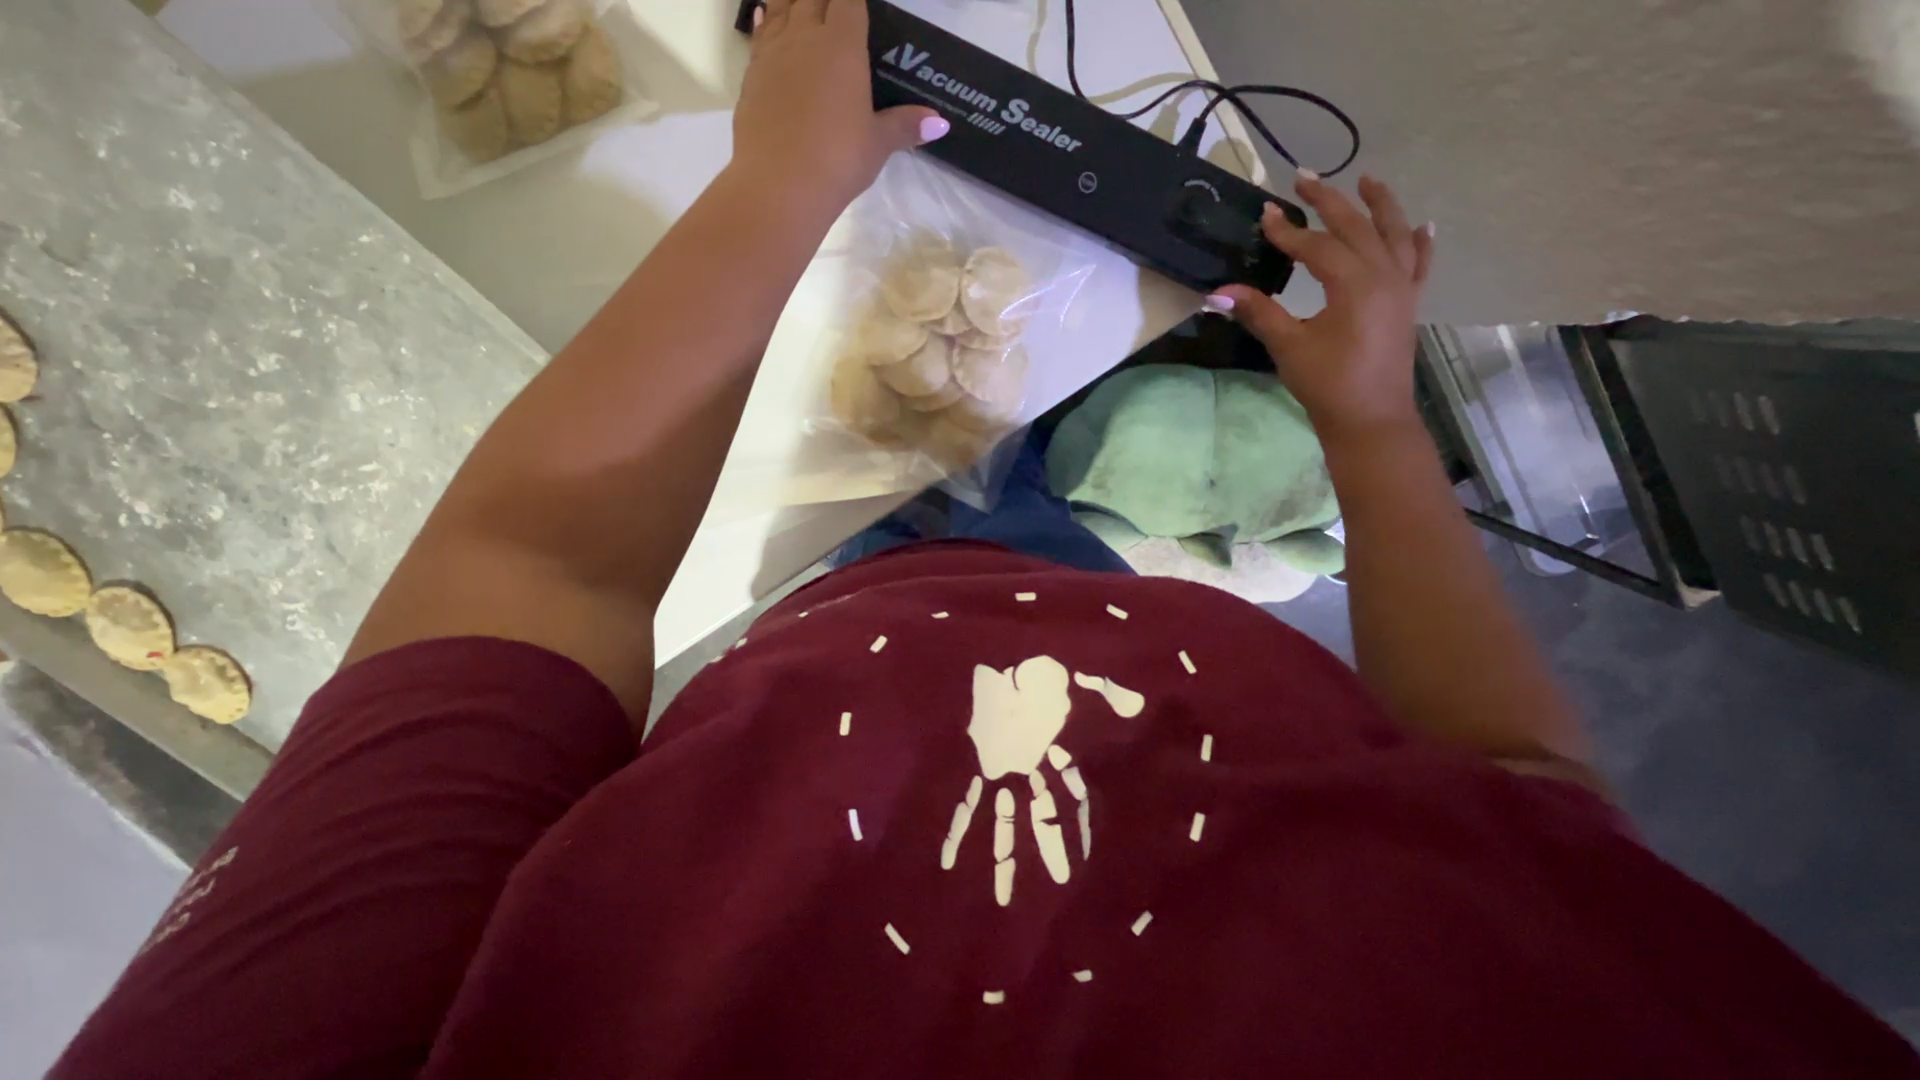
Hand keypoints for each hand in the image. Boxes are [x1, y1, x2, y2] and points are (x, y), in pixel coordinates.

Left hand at [735, 0, 950, 209]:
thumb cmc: (837, 160)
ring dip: (794, 0)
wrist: (779, 185)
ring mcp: (773, 54)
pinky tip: (769, 16)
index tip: (859, 4)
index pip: (848, 1)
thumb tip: (940, 123)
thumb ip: (905, 125)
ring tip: (804, 1)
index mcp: (842, 45)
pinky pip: (761, 34)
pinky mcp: (751, 76)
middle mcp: (805, 37)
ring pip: (782, 7)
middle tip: (835, 4)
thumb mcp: (877, 144)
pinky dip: (768, 20)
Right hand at [1213, 173, 1434, 443]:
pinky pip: (1419, 265)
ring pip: (1394, 234)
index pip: (1316, 246)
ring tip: (1368, 179)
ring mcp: (1401, 289)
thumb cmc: (1328, 384)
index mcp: (1354, 283)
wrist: (1371, 420)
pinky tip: (1423, 226)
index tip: (1266, 214)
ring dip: (1380, 205)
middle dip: (1329, 201)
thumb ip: (1259, 312)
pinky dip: (1420, 243)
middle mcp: (1383, 276)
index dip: (1289, 230)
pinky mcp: (1408, 306)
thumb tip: (1217, 292)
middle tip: (1303, 178)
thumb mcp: (1289, 347)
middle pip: (1355, 227)